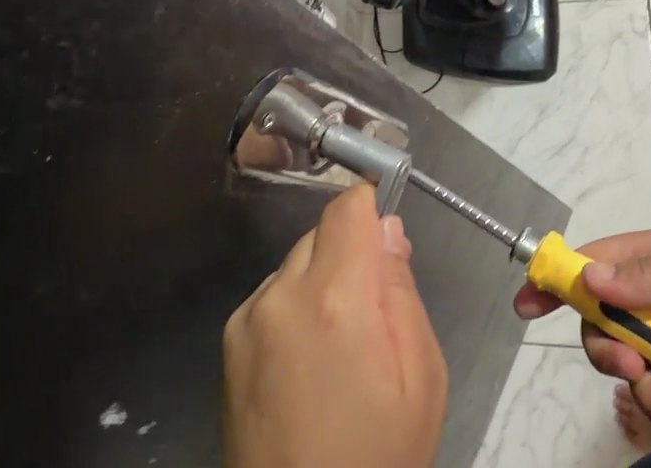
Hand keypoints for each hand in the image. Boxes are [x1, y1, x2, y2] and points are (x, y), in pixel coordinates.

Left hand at [223, 186, 447, 467]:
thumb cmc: (378, 453)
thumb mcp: (421, 377)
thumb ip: (402, 291)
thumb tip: (386, 228)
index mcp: (335, 299)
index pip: (347, 208)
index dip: (372, 211)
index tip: (387, 239)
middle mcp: (281, 294)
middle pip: (321, 234)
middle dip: (350, 256)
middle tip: (372, 316)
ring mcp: (248, 317)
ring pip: (296, 264)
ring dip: (320, 283)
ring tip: (337, 349)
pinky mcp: (229, 340)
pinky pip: (272, 295)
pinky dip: (293, 309)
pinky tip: (306, 362)